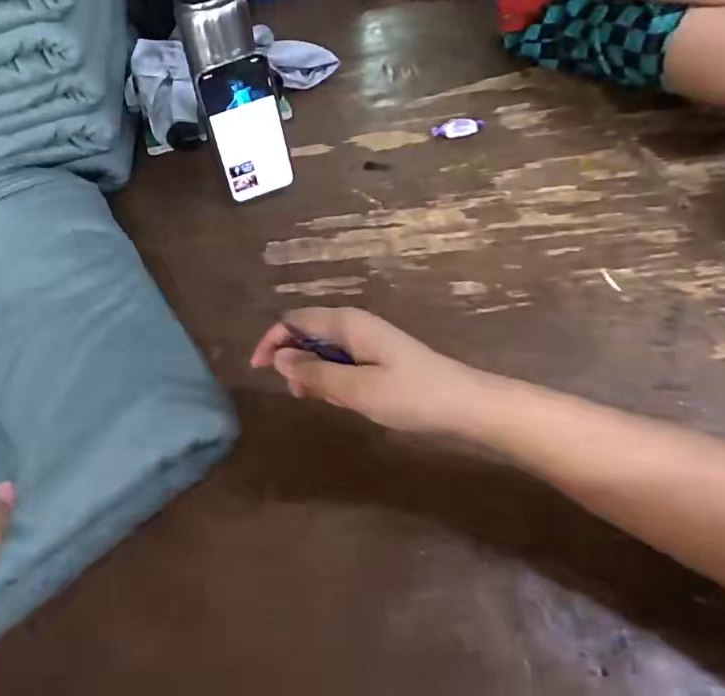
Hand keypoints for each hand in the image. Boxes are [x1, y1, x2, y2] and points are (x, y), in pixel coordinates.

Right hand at [250, 307, 491, 435]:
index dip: (272, 341)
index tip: (258, 370)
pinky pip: (343, 361)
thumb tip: (279, 358)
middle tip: (297, 394)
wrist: (466, 405)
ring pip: (325, 349)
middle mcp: (354, 324)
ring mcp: (369, 340)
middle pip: (307, 332)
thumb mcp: (356, 389)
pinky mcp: (379, 356)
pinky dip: (334, 378)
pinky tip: (346, 401)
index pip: (294, 320)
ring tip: (325, 401)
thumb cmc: (410, 396)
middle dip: (294, 360)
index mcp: (347, 323)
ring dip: (314, 372)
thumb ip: (314, 373)